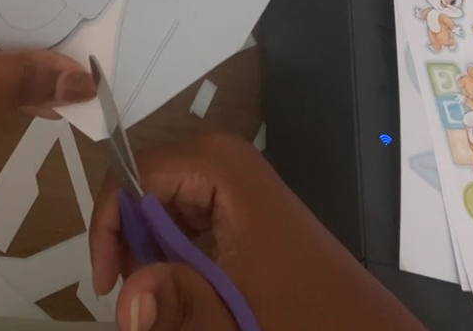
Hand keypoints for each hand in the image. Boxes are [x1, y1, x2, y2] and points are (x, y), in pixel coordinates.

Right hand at [91, 134, 422, 330]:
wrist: (364, 330)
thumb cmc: (305, 317)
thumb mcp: (235, 318)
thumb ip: (178, 305)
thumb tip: (123, 305)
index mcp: (219, 165)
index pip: (134, 173)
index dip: (110, 224)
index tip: (108, 285)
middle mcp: (221, 158)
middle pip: (145, 184)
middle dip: (131, 240)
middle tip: (140, 296)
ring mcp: (231, 179)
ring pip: (161, 202)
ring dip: (152, 250)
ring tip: (167, 299)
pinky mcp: (237, 202)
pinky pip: (184, 214)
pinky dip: (174, 251)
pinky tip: (190, 287)